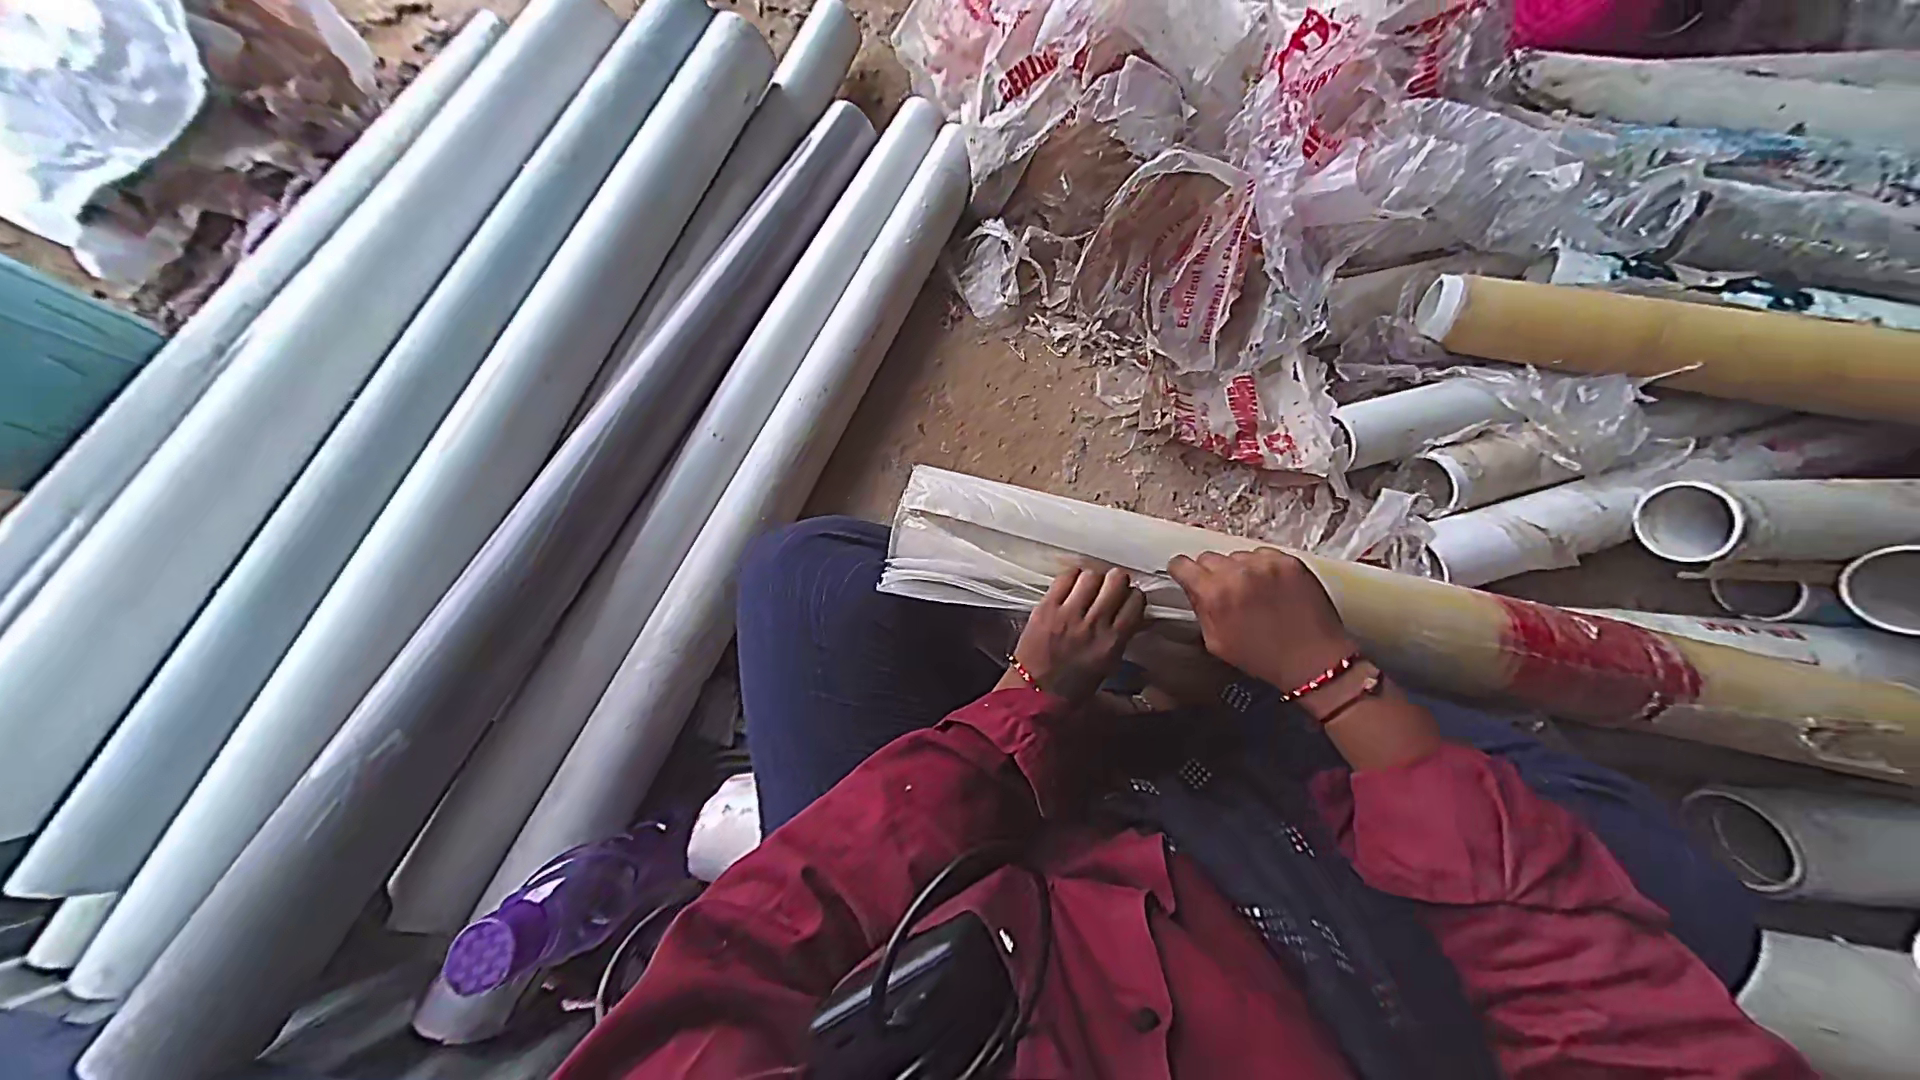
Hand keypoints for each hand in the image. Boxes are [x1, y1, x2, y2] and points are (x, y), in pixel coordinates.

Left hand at [1000, 567, 1146, 702]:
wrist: (1033, 696)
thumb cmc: (1072, 690)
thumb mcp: (1108, 668)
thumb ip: (1124, 643)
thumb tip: (1140, 622)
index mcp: (1113, 643)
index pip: (1136, 602)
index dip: (1133, 596)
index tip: (1127, 599)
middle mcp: (1094, 625)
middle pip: (1116, 581)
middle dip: (1116, 581)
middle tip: (1109, 587)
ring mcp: (1068, 614)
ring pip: (1091, 575)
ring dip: (1093, 578)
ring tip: (1089, 587)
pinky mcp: (1046, 608)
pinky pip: (1065, 578)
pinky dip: (1072, 577)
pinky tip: (1071, 586)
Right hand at [1166, 549, 1355, 689]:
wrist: (1313, 660)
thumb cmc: (1264, 657)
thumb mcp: (1216, 642)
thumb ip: (1199, 609)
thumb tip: (1193, 589)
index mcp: (1214, 594)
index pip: (1182, 564)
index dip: (1182, 572)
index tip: (1187, 575)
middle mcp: (1237, 573)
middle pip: (1208, 557)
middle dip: (1211, 573)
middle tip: (1225, 592)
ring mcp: (1265, 564)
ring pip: (1236, 555)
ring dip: (1238, 569)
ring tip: (1252, 592)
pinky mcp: (1288, 562)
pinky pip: (1262, 554)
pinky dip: (1261, 567)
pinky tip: (1269, 587)